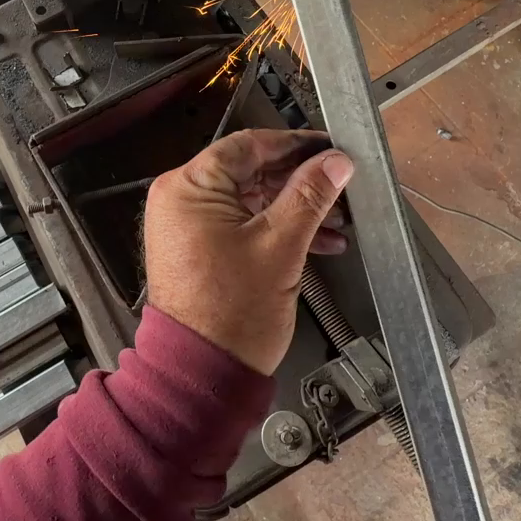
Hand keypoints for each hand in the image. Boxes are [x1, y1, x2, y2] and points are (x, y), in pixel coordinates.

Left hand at [142, 129, 354, 373]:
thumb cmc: (231, 315)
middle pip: (250, 172)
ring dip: (295, 208)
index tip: (329, 147)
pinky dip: (277, 230)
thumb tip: (334, 162)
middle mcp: (180, 199)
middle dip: (300, 181)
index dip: (294, 144)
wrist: (202, 376)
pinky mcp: (199, 249)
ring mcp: (188, 225)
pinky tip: (319, 242)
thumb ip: (309, 196)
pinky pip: (242, 225)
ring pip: (250, 201)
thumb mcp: (280, 246)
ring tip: (338, 221)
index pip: (247, 146)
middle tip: (340, 185)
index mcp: (188, 187)